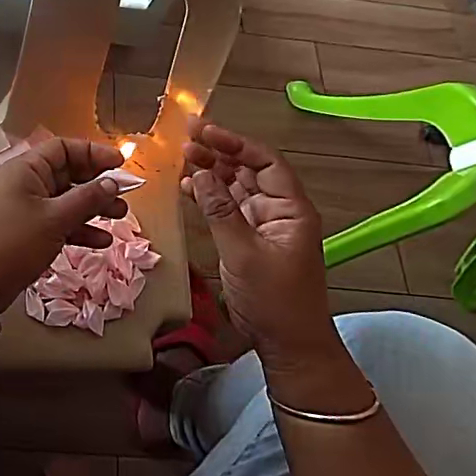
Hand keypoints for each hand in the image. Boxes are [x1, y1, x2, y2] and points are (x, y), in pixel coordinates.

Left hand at [0, 137, 130, 307]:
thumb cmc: (13, 241)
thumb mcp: (54, 218)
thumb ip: (86, 199)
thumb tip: (113, 182)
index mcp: (27, 169)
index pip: (63, 148)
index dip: (93, 153)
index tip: (120, 164)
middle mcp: (27, 184)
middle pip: (68, 174)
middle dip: (98, 183)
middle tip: (126, 194)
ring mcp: (27, 209)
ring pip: (67, 201)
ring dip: (93, 207)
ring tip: (120, 217)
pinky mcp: (29, 234)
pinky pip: (60, 224)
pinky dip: (80, 230)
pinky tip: (102, 241)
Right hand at [180, 118, 339, 367]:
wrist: (287, 343)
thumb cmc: (274, 300)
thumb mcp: (243, 253)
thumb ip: (220, 210)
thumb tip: (200, 173)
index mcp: (291, 209)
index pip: (265, 162)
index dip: (235, 143)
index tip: (204, 132)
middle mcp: (279, 210)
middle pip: (249, 169)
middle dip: (219, 152)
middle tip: (187, 139)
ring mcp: (263, 223)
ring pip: (236, 185)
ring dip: (212, 170)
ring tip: (184, 158)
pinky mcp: (248, 237)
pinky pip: (227, 205)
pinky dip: (208, 194)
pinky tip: (189, 187)